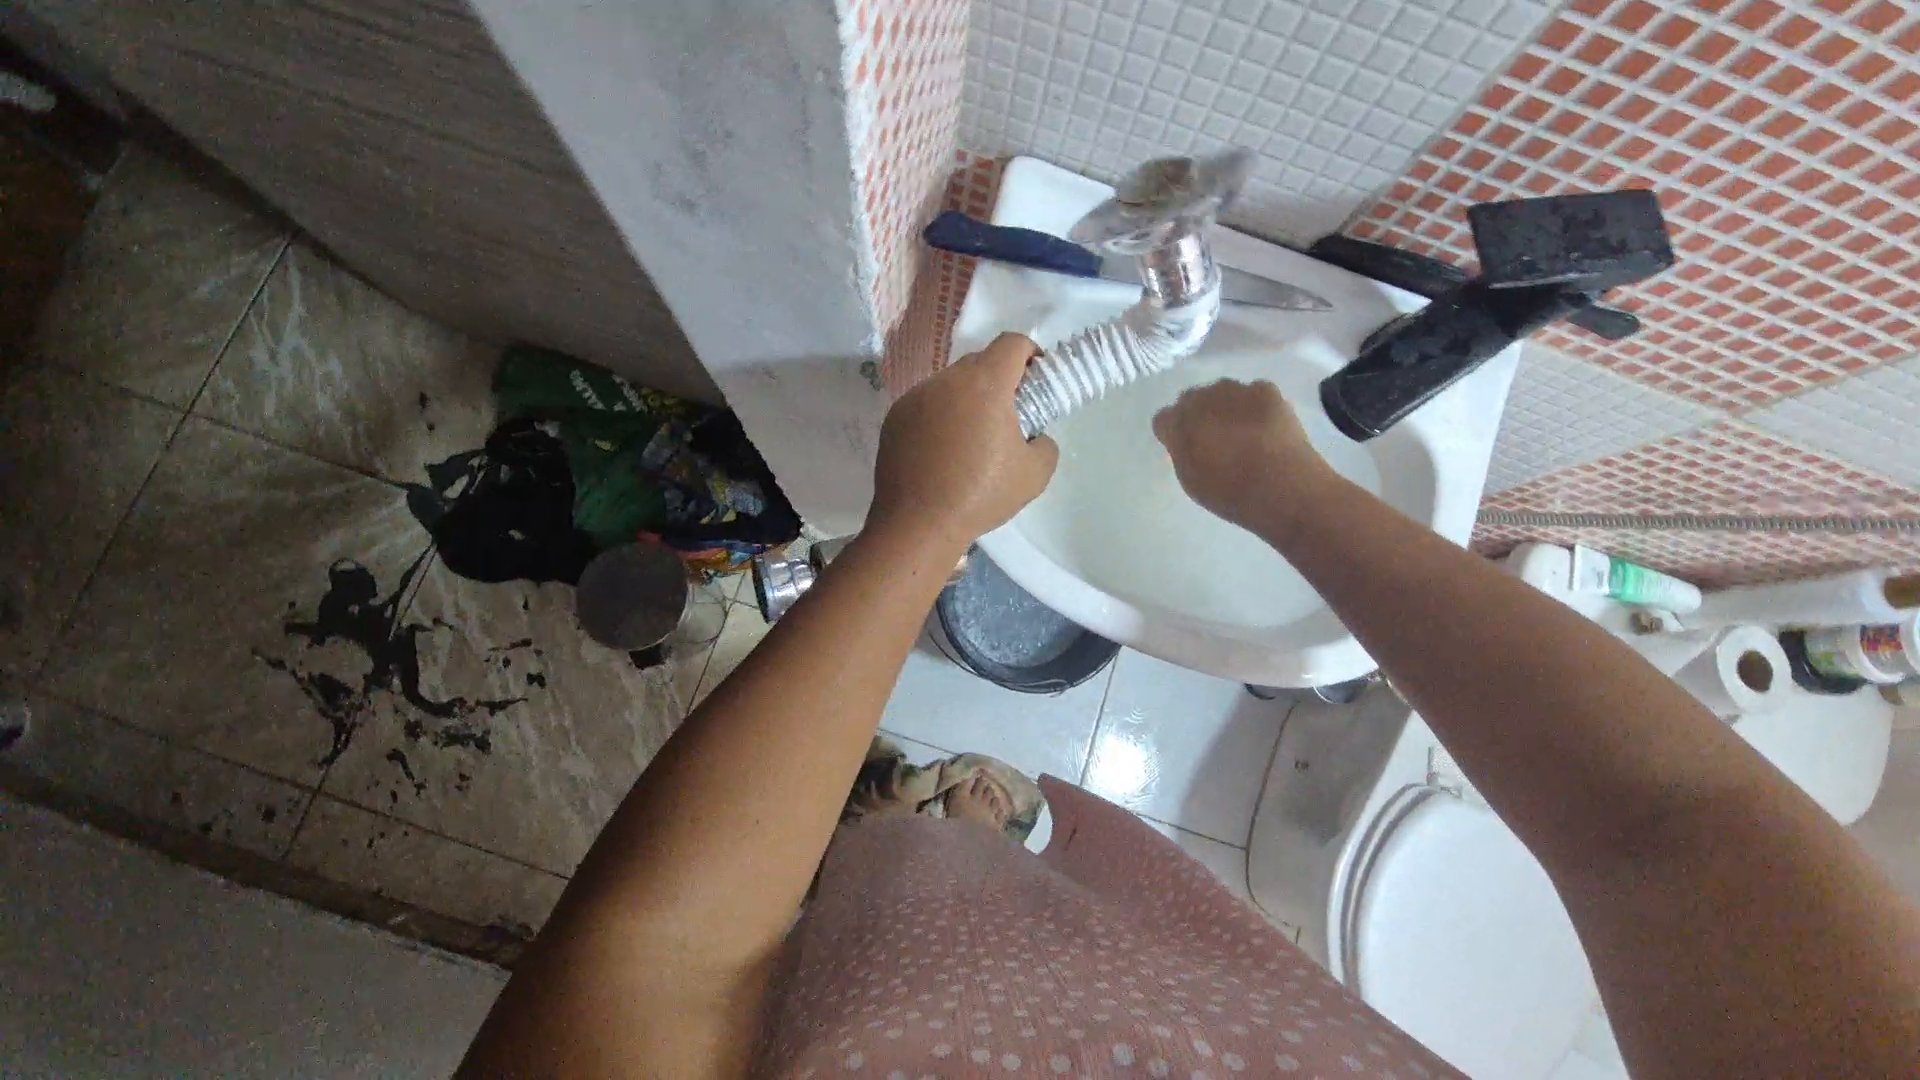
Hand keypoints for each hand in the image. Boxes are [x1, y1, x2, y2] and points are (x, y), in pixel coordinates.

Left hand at [869, 333, 1059, 550]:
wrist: (918, 523)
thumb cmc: (981, 495)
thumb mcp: (1035, 474)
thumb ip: (1045, 444)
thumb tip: (1033, 437)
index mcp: (984, 384)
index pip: (1012, 344)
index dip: (1030, 355)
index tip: (1035, 380)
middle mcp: (946, 380)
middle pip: (979, 362)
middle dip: (998, 380)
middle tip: (1007, 416)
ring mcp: (914, 398)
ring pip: (949, 385)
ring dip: (966, 400)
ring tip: (971, 440)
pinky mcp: (894, 419)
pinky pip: (925, 406)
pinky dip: (939, 418)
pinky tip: (941, 453)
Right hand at [1152, 378, 1335, 532]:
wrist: (1280, 485)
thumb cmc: (1228, 492)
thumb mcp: (1191, 480)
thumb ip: (1182, 453)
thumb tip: (1187, 440)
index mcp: (1177, 423)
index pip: (1164, 418)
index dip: (1174, 434)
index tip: (1186, 450)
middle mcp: (1201, 398)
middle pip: (1192, 399)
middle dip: (1199, 415)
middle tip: (1215, 441)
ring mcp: (1235, 390)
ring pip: (1223, 392)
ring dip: (1227, 407)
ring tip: (1245, 433)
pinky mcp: (1266, 390)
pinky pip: (1254, 392)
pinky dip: (1257, 405)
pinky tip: (1267, 427)